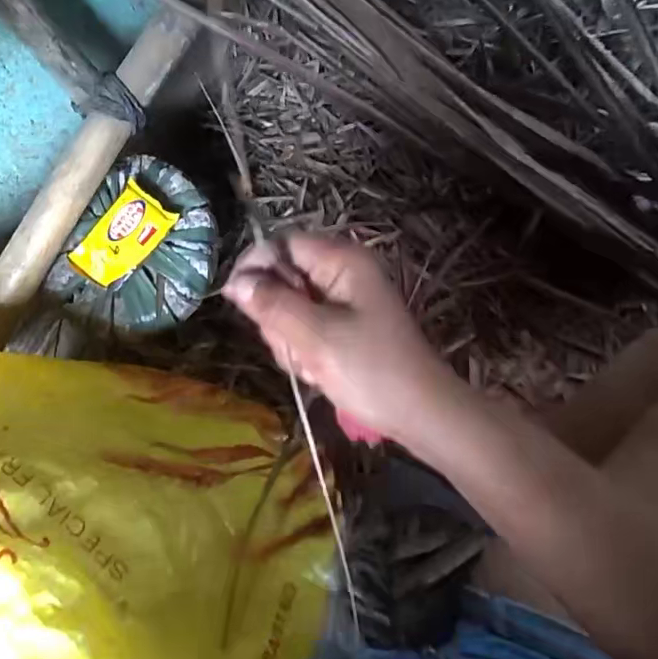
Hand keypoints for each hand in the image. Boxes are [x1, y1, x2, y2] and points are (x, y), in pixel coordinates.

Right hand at [224, 232, 465, 445]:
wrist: (422, 414)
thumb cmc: (371, 370)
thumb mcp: (315, 337)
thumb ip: (272, 304)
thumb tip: (235, 282)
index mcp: (342, 260)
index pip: (283, 243)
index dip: (257, 265)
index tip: (237, 299)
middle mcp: (342, 271)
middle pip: (284, 276)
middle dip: (277, 313)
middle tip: (292, 345)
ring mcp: (344, 299)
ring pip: (290, 305)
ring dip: (288, 337)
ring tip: (309, 364)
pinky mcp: (344, 324)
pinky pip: (305, 326)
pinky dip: (302, 348)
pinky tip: (316, 370)